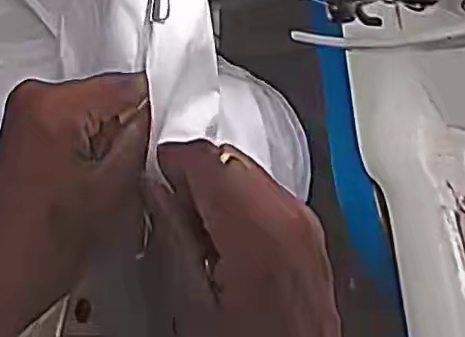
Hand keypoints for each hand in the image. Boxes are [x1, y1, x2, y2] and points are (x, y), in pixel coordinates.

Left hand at [0, 74, 150, 336]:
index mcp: (55, 106)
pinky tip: (76, 173)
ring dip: (100, 131)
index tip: (152, 131)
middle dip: (121, 122)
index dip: (147, 109)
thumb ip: (139, 136)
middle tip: (118, 166)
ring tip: (92, 175)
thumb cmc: (39, 248)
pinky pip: (67, 113)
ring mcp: (22, 107)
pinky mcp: (19, 121)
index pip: (123, 84)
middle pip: (103, 92)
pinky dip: (80, 136)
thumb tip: (150, 112)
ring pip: (87, 103)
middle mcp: (33, 96)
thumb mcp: (112, 189)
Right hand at [146, 140, 339, 336]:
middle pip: (228, 159)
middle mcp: (288, 215)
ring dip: (216, 186)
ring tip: (195, 230)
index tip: (153, 171)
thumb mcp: (193, 306)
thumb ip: (172, 237)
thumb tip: (155, 191)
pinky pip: (265, 191)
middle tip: (169, 205)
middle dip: (194, 174)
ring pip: (246, 170)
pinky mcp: (310, 234)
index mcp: (257, 230)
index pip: (207, 158)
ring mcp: (304, 222)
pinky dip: (239, 200)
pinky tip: (223, 239)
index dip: (173, 159)